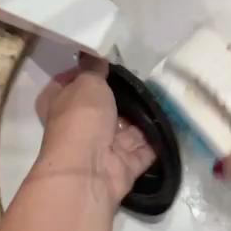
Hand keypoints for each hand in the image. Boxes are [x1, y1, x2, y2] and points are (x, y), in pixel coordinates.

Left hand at [30, 55, 156, 205]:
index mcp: (59, 103)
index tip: (105, 59)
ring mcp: (102, 147)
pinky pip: (143, 148)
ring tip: (164, 93)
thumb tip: (96, 58)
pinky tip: (171, 120)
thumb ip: (94, 68)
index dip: (82, 71)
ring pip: (126, 127)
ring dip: (142, 115)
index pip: (67, 83)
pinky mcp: (123, 165)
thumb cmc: (81, 118)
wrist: (88, 172)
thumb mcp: (87, 81)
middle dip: (121, 94)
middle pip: (101, 105)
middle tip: (144, 75)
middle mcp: (79, 125)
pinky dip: (156, 139)